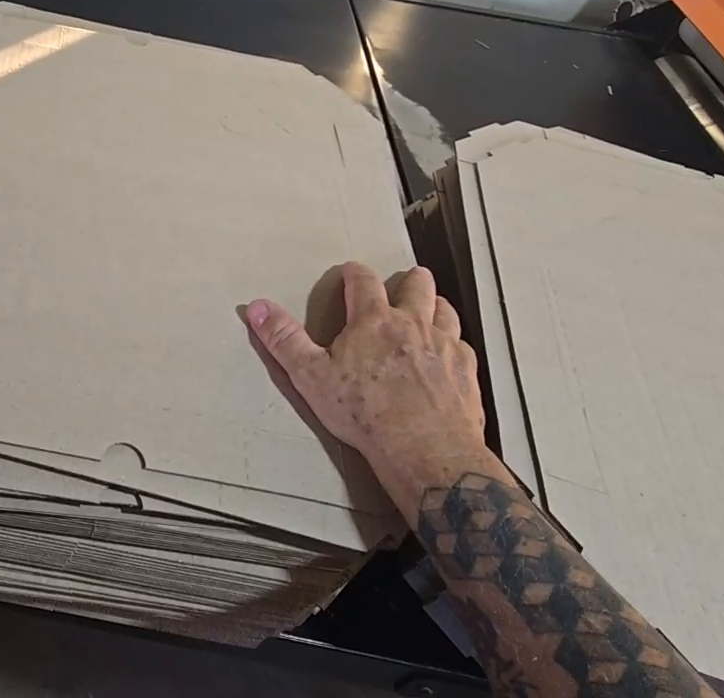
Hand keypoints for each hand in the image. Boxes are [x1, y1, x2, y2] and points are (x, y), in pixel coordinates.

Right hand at [247, 263, 485, 496]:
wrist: (425, 450)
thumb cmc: (365, 412)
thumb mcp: (311, 375)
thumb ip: (284, 339)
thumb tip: (258, 307)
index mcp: (374, 320)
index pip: (364, 280)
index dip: (355, 272)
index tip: (351, 272)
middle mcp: (413, 324)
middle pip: (417, 286)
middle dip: (409, 280)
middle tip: (403, 282)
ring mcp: (445, 347)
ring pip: (445, 310)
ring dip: (435, 305)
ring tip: (429, 308)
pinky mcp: (466, 373)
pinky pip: (463, 346)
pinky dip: (454, 343)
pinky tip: (448, 353)